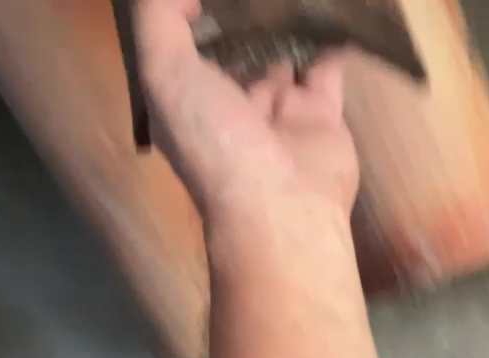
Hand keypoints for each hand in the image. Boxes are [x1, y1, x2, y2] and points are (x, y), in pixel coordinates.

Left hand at [134, 0, 359, 229]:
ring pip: (280, 52)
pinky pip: (327, 70)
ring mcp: (282, 110)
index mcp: (188, 96)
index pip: (183, 43)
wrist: (284, 206)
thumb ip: (159, 17)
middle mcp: (234, 102)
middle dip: (236, 12)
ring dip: (280, 21)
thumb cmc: (215, 142)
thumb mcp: (162, 70)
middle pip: (233, 45)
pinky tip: (324, 12)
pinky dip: (328, 41)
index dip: (186, 11)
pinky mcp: (324, 116)